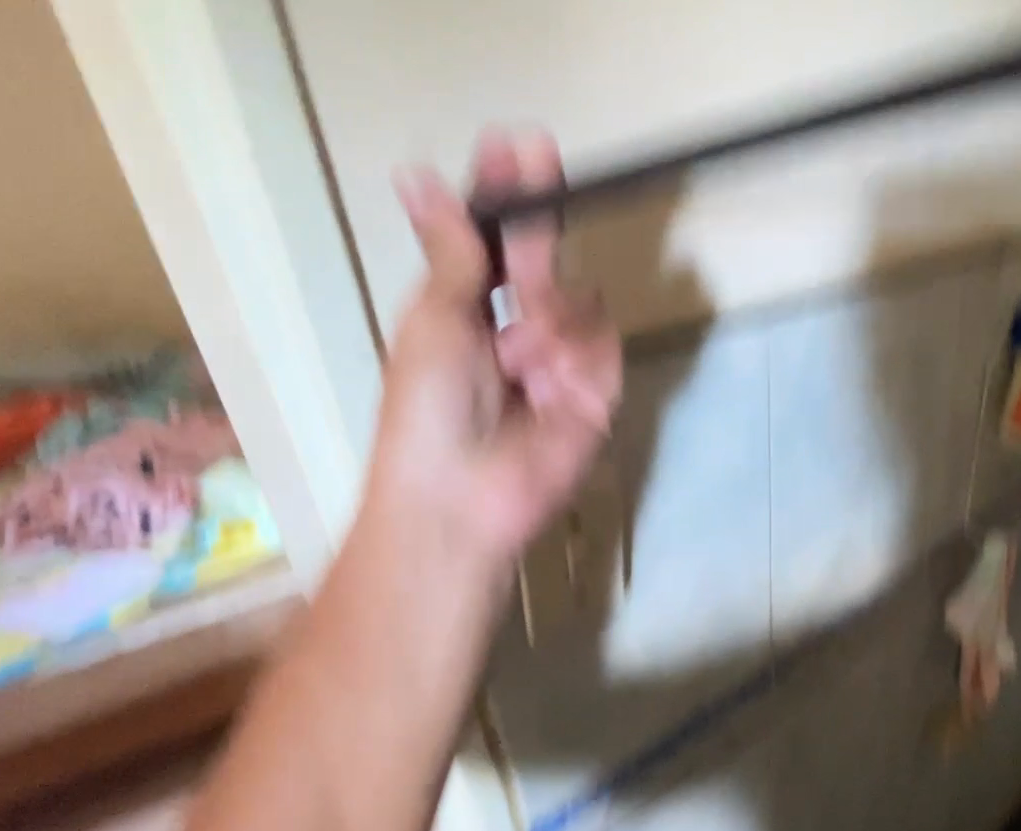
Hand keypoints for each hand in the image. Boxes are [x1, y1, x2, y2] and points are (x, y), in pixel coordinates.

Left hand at [368, 130, 621, 567]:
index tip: (514, 143)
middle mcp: (517, 328)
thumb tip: (418, 174)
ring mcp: (560, 362)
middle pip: (542, 258)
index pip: (494, 241)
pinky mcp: (595, 394)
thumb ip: (453, 253)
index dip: (504, 195)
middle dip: (537, 217)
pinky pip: (603, 347)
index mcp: (467, 310)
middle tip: (536, 152)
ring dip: (551, 314)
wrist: (463, 497)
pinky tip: (549, 383)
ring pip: (580, 300)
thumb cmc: (427, 411)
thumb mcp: (434, 323)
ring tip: (522, 357)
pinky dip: (577, 358)